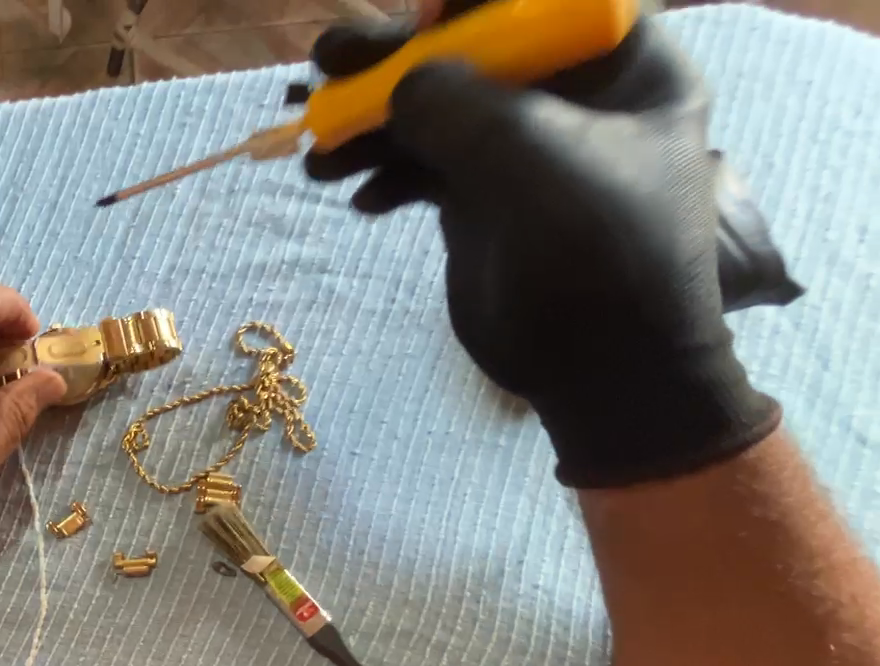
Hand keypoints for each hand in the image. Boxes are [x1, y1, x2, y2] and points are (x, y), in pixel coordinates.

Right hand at [306, 7, 777, 486]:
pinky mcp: (477, 201)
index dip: (461, 8)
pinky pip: (419, 171)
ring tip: (316, 161)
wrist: (594, 363)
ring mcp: (517, 152)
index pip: (531, 4)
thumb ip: (464, 110)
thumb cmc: (593, 255)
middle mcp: (565, 97)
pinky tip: (359, 203)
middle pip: (466, 58)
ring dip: (370, 133)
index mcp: (615, 63)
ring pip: (430, 118)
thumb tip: (398, 80)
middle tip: (322, 64)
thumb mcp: (533, 165)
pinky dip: (384, 180)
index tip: (404, 26)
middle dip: (392, 65)